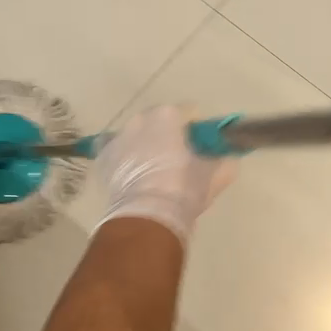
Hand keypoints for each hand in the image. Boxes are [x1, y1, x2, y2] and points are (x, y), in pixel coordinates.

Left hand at [94, 106, 236, 242]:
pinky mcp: (102, 158)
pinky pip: (117, 152)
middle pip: (159, 121)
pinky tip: (133, 176)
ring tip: (153, 171)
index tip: (202, 146)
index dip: (197, 129)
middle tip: (178, 160)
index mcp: (168, 116)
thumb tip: (228, 157)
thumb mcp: (215, 176)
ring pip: (137, 136)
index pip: (188, 112)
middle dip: (169, 135)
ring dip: (145, 145)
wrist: (147, 217)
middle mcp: (140, 120)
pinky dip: (125, 159)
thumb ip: (224, 161)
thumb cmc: (183, 190)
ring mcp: (117, 137)